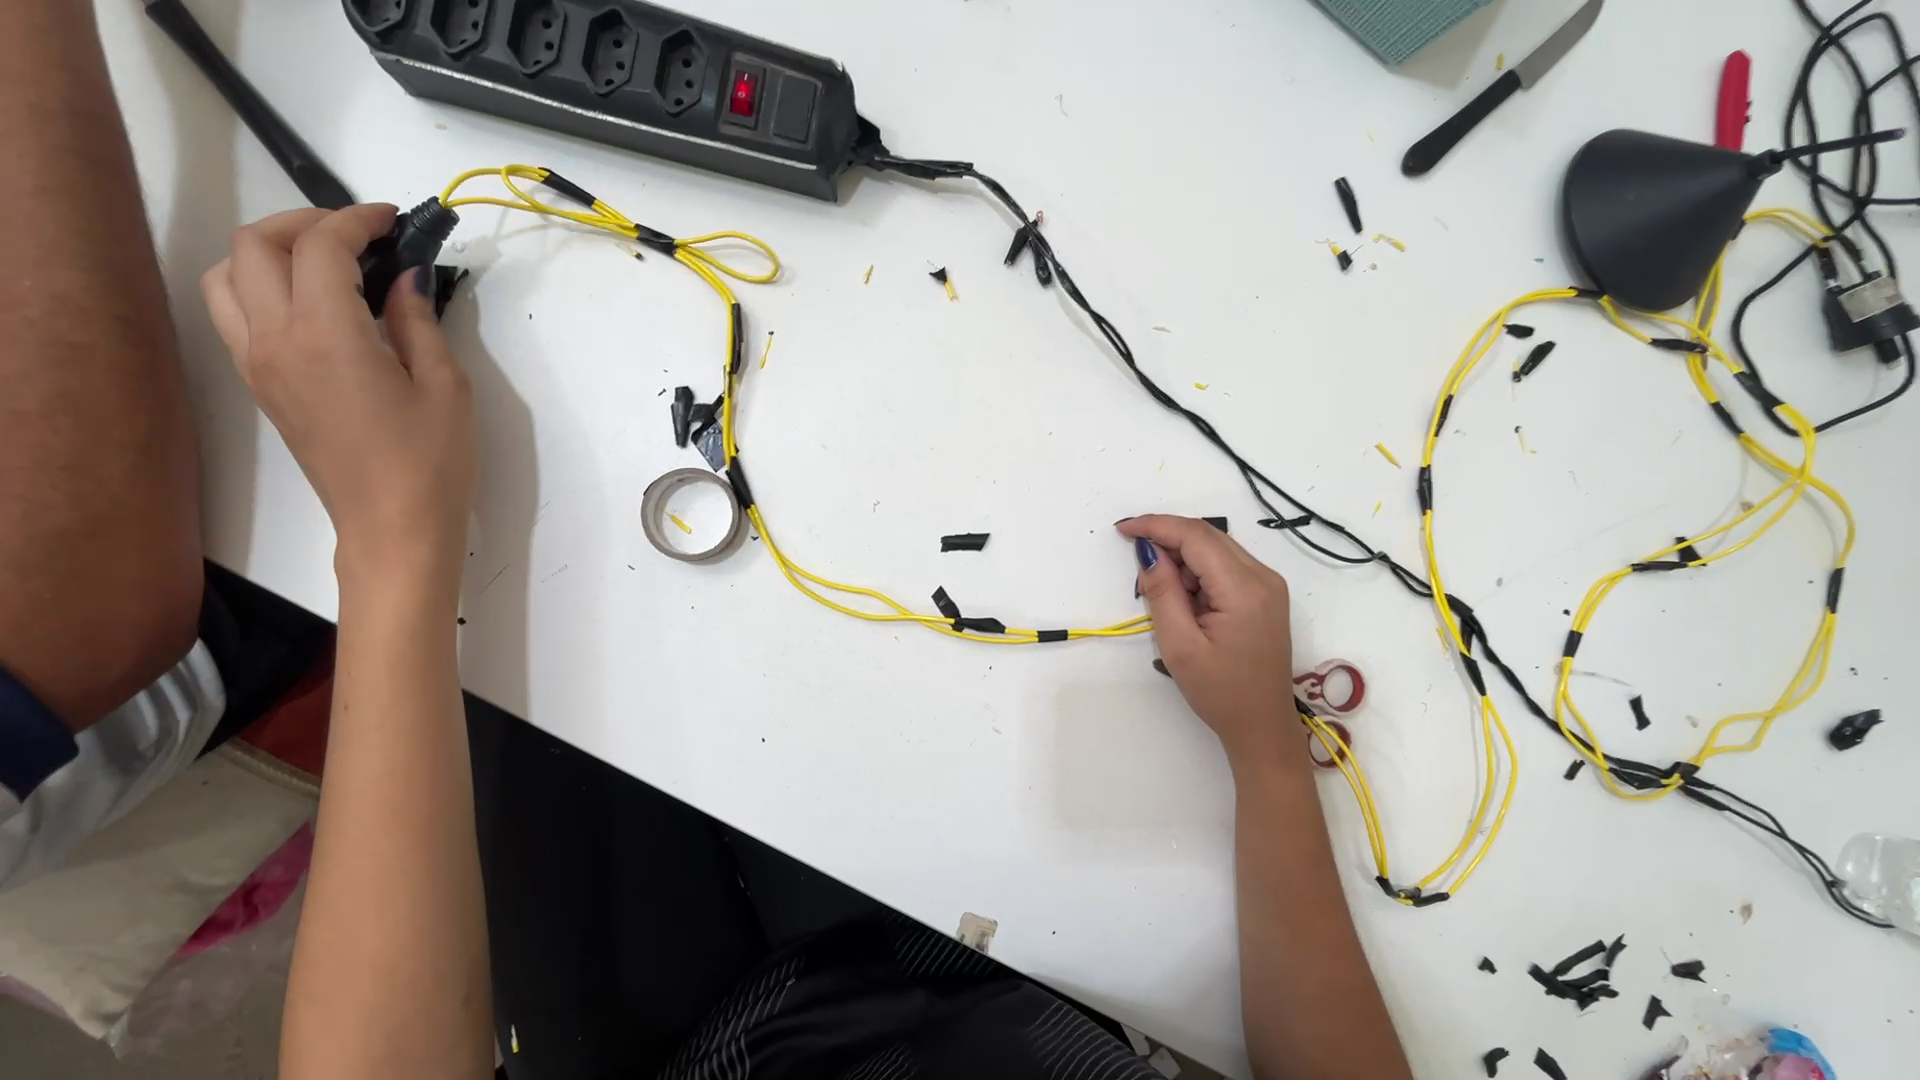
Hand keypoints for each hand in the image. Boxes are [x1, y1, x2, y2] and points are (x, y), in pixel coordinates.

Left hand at [202, 205, 475, 600]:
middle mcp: (275, 339)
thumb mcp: (444, 386)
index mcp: (326, 335)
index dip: (357, 220)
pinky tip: (314, 301)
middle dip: (307, 223)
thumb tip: (406, 276)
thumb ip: (417, 321)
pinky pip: (234, 310)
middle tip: (362, 234)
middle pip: (257, 246)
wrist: (393, 526)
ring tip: (328, 261)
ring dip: (271, 250)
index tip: (394, 219)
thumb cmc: (432, 460)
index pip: (321, 248)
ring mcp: (258, 362)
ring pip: (228, 274)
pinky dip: (261, 284)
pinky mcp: (260, 384)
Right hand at [1119, 516, 1299, 769]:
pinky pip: (1225, 565)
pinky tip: (1184, 598)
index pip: (1196, 536)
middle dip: (1167, 538)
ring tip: (1162, 592)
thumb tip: (1148, 551)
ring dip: (1182, 557)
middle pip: (1208, 536)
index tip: (1122, 530)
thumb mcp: (1180, 645)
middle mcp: (1263, 576)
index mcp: (1244, 588)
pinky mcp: (1265, 594)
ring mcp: (1268, 584)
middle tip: (1134, 557)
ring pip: (1216, 548)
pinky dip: (1198, 571)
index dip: (1156, 525)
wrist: (1262, 726)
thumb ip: (1162, 592)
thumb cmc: (1219, 692)